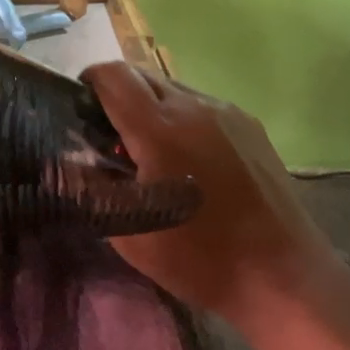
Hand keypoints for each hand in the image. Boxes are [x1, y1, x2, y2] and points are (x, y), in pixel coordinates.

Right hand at [82, 63, 333, 318]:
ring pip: (175, 89)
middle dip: (120, 95)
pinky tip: (193, 160)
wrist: (283, 274)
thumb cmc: (201, 257)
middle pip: (142, 76)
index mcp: (159, 127)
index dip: (91, 80)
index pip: (114, 75)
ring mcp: (226, 111)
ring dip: (155, 107)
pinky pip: (204, 105)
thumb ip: (92, 190)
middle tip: (113, 137)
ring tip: (155, 151)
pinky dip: (186, 119)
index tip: (80, 105)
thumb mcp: (131, 236)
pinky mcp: (250, 123)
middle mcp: (193, 105)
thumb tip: (66, 163)